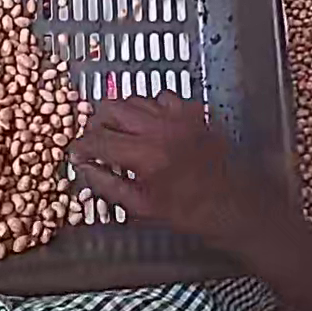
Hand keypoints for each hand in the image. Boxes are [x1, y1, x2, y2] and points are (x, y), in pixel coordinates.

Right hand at [69, 92, 298, 253]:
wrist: (234, 206)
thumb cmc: (188, 212)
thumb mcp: (140, 206)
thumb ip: (107, 184)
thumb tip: (84, 168)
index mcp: (144, 155)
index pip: (98, 140)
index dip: (81, 146)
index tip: (77, 153)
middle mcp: (159, 128)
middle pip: (111, 108)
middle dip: (98, 124)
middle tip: (98, 141)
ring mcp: (178, 117)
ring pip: (134, 99)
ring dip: (122, 115)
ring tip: (123, 133)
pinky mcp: (193, 113)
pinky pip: (162, 97)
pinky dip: (151, 108)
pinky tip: (152, 125)